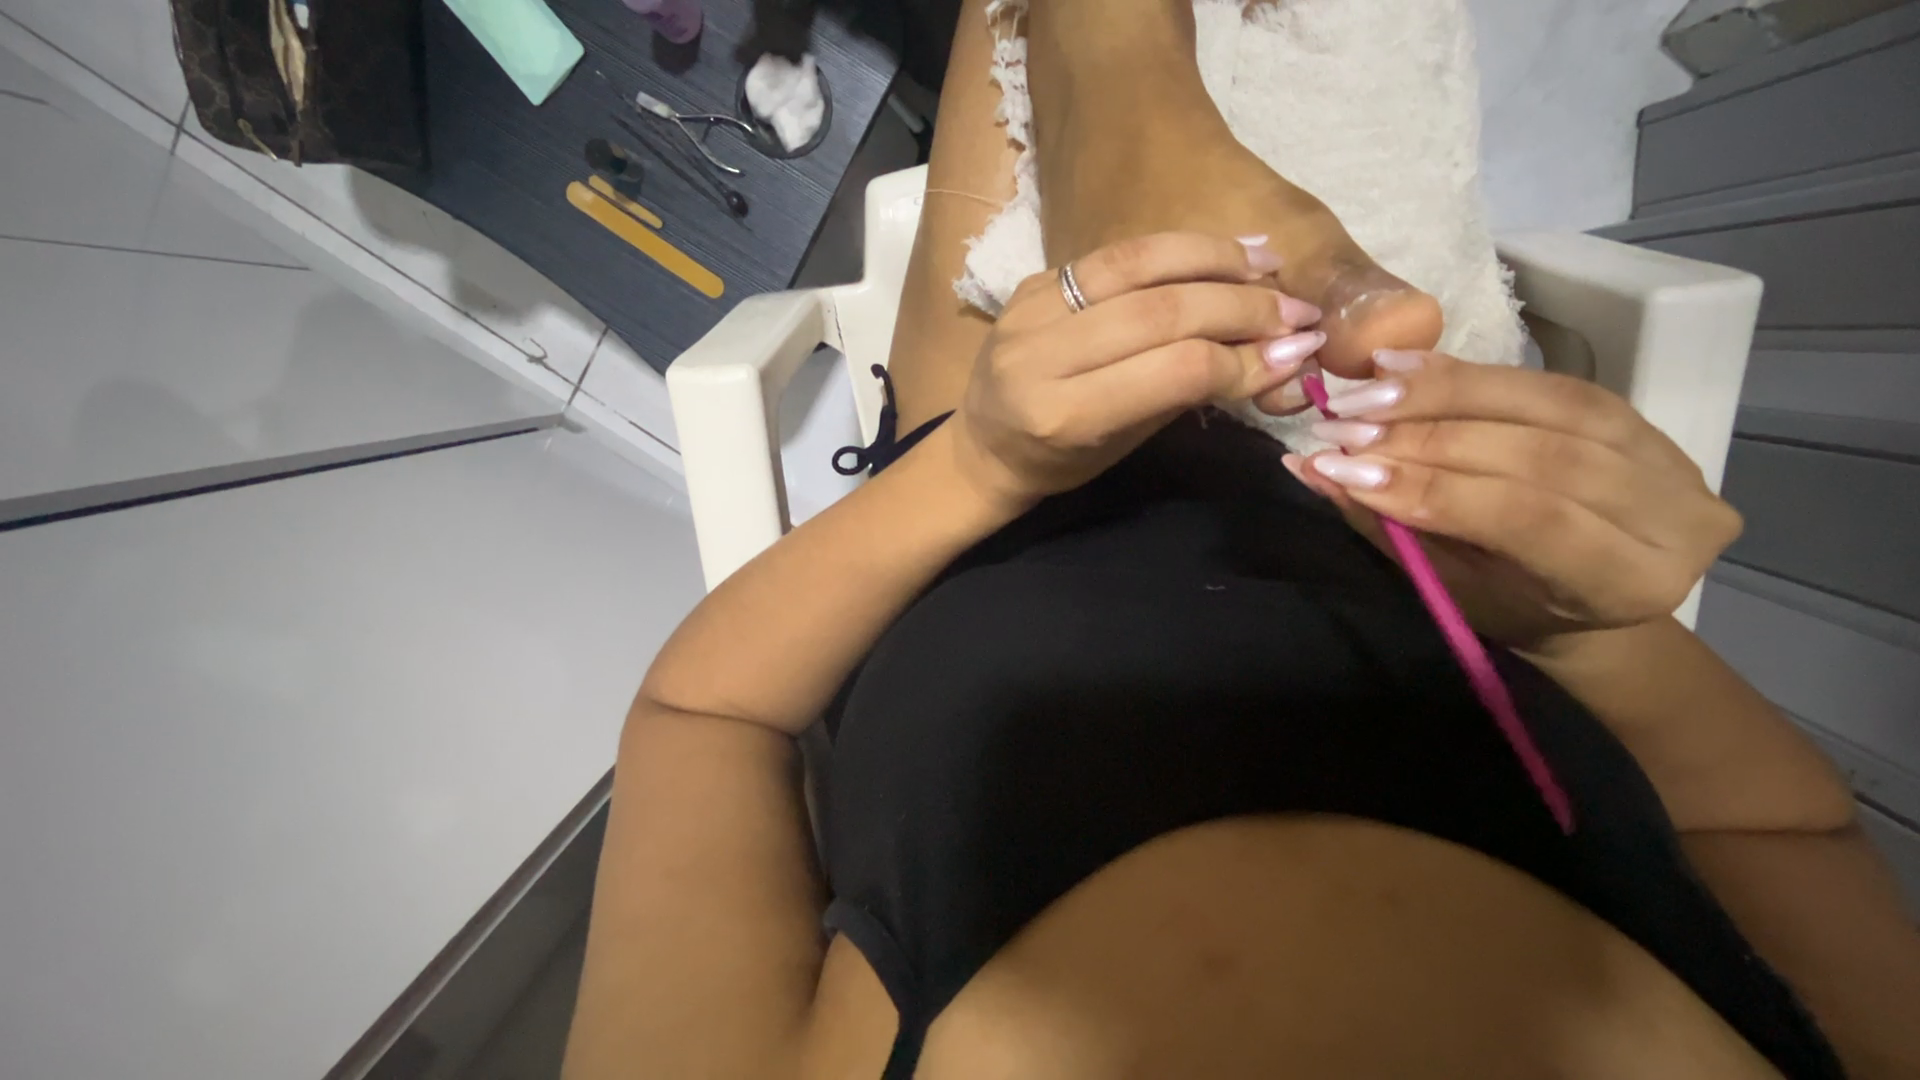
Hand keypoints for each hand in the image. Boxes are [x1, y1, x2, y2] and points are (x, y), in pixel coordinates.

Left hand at [950, 231, 1325, 508]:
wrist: (982, 446)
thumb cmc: (1057, 463)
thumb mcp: (1123, 443)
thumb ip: (1187, 392)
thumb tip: (1276, 354)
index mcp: (1060, 414)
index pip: (1172, 370)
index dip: (1242, 359)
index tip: (1296, 353)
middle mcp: (1039, 355)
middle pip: (1159, 312)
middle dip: (1240, 307)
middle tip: (1295, 311)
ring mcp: (1029, 311)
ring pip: (1135, 265)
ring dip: (1212, 259)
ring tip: (1266, 263)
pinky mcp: (1031, 283)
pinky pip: (1113, 256)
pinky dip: (1172, 250)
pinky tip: (1218, 250)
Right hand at [1284, 350, 1742, 646]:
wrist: (1587, 600)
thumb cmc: (1508, 608)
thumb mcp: (1445, 584)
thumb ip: (1386, 525)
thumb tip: (1310, 468)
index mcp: (1628, 581)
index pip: (1527, 516)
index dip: (1431, 485)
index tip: (1342, 465)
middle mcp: (1675, 514)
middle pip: (1540, 451)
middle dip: (1426, 434)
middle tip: (1340, 423)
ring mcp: (1669, 456)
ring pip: (1547, 403)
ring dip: (1441, 392)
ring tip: (1363, 391)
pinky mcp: (1641, 416)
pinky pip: (1548, 383)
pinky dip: (1468, 373)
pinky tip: (1403, 367)